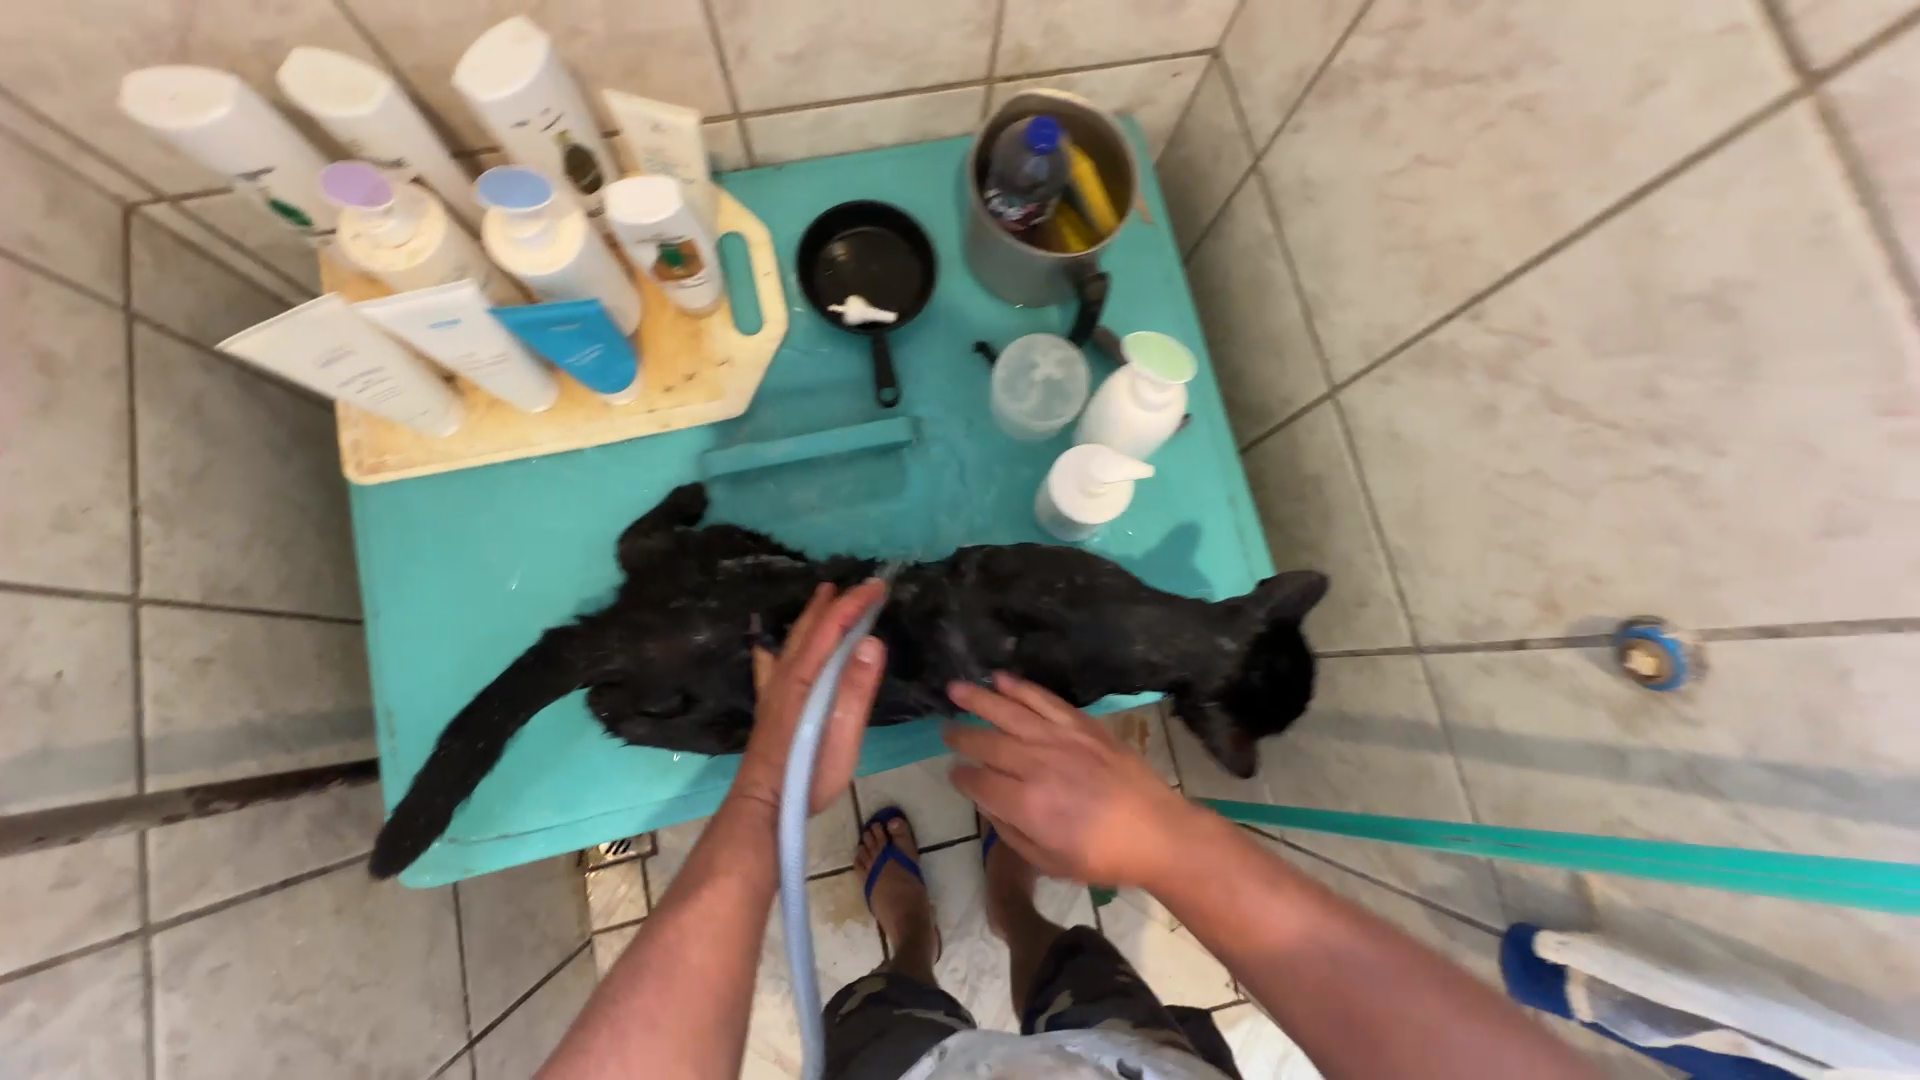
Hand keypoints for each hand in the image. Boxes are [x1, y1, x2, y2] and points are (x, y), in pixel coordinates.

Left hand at [732, 582, 887, 814]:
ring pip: (793, 638)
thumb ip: (855, 688)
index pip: (831, 627)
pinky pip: (775, 657)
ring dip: (813, 614)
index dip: (855, 603)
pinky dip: (783, 639)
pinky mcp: (770, 702)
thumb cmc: (808, 774)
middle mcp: (785, 674)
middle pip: (811, 627)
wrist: (764, 806)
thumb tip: (872, 640)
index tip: (880, 586)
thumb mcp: (841, 735)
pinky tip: (773, 642)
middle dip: (837, 602)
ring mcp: (774, 688)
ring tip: (825, 594)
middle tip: (862, 586)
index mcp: (804, 677)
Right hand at [944, 673, 1206, 888]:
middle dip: (961, 737)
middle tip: (946, 731)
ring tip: (955, 689)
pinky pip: (1044, 699)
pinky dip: (1020, 687)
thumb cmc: (1102, 856)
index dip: (961, 777)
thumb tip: (989, 804)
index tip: (953, 773)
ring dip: (978, 699)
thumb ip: (1011, 832)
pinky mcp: (1082, 724)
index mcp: (1026, 804)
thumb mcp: (1049, 863)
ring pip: (1009, 712)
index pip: (978, 782)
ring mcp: (1060, 739)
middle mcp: (1037, 765)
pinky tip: (1000, 679)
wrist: (1157, 831)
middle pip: (987, 744)